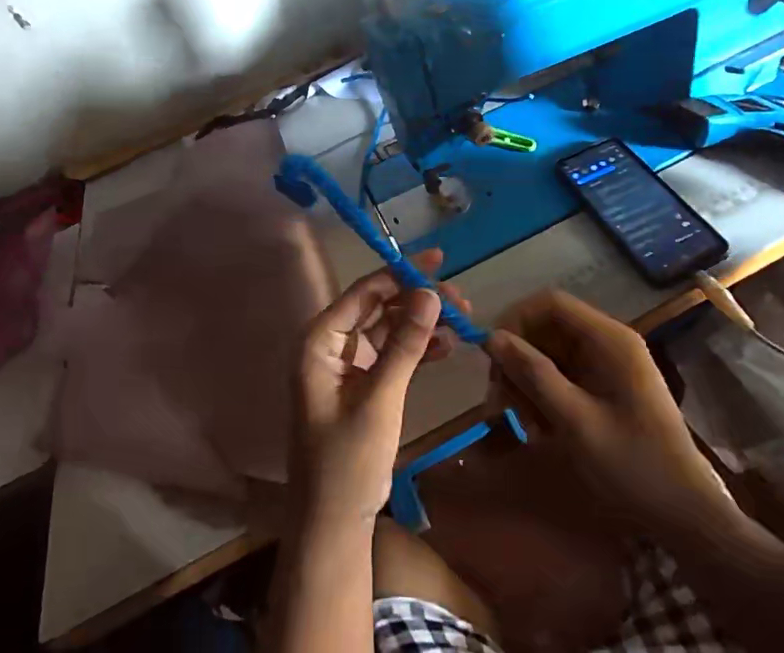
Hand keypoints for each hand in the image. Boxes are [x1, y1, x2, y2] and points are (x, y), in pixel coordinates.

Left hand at [292, 250, 467, 525]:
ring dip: (424, 323)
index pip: (366, 291)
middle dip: (419, 299)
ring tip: (463, 320)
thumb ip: (405, 344)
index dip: (402, 273)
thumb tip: (432, 293)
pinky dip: (420, 347)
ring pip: (391, 328)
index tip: (440, 261)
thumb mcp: (380, 398)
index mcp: (320, 342)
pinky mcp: (364, 383)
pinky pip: (394, 352)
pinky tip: (448, 346)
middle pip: (380, 306)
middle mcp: (331, 345)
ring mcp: (348, 365)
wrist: (333, 523)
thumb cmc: (347, 461)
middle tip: (461, 299)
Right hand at [484, 289, 726, 527]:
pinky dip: (545, 396)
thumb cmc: (632, 464)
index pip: (552, 304)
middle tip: (500, 402)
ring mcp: (608, 365)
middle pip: (549, 329)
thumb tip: (492, 338)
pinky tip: (540, 430)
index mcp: (610, 339)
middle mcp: (609, 342)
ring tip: (522, 424)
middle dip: (519, 359)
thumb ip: (534, 375)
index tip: (489, 356)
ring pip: (552, 354)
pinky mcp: (606, 387)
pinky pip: (564, 376)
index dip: (516, 320)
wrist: (683, 511)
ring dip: (529, 382)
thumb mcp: (576, 421)